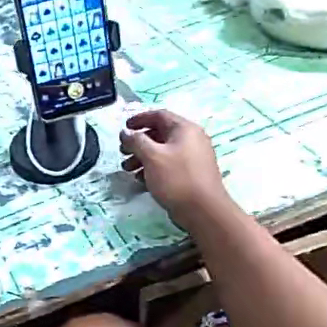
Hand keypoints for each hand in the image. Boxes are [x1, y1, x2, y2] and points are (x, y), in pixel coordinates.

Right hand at [120, 109, 232, 229]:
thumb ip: (136, 141)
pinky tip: (141, 181)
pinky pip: (169, 165)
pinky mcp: (192, 174)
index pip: (159, 115)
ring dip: (143, 158)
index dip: (139, 119)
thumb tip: (125, 132)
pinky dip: (153, 169)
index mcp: (184, 129)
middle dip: (138, 143)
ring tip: (127, 170)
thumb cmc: (176, 179)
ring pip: (163, 152)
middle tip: (123, 152)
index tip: (124, 128)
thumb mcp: (152, 157)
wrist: (203, 210)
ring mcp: (193, 157)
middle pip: (160, 134)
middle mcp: (191, 139)